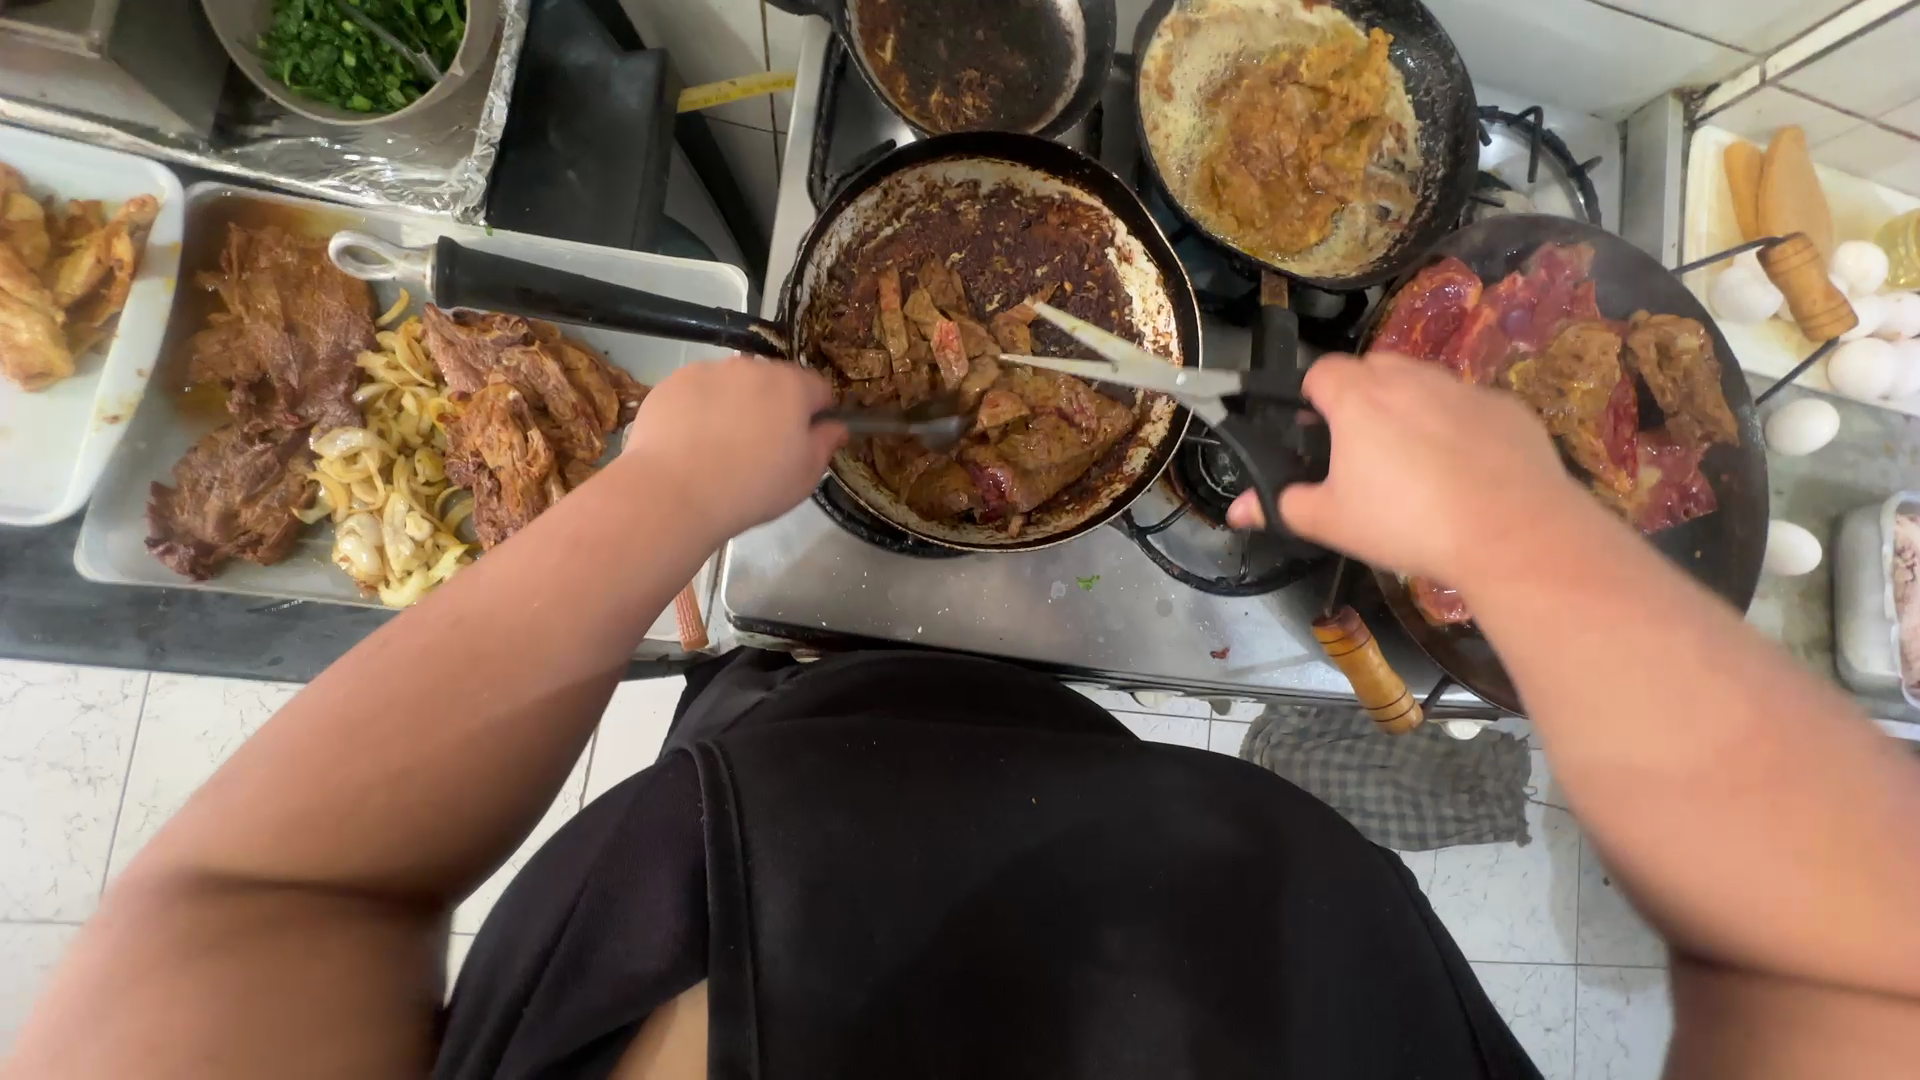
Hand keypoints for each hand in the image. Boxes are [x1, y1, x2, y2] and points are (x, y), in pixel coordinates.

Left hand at [620, 355, 845, 538]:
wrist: (674, 493)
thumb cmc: (752, 487)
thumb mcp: (804, 476)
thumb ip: (825, 444)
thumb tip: (835, 427)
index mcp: (792, 387)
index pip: (819, 387)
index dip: (817, 411)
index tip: (807, 437)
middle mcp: (751, 368)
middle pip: (774, 381)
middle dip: (774, 406)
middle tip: (763, 447)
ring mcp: (708, 371)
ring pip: (734, 385)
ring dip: (736, 405)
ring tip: (722, 447)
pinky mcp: (672, 383)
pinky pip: (697, 392)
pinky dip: (700, 410)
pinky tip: (692, 443)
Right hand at [1227, 351, 1601, 585]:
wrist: (1512, 533)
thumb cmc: (1405, 522)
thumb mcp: (1329, 522)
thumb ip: (1278, 506)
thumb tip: (1238, 510)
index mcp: (1358, 399)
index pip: (1320, 370)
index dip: (1308, 395)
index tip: (1310, 426)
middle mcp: (1410, 379)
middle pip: (1371, 367)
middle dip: (1356, 395)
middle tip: (1353, 444)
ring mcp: (1463, 390)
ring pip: (1420, 382)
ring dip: (1404, 406)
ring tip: (1405, 457)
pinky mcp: (1506, 409)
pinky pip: (1465, 406)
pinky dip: (1453, 425)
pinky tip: (1458, 469)